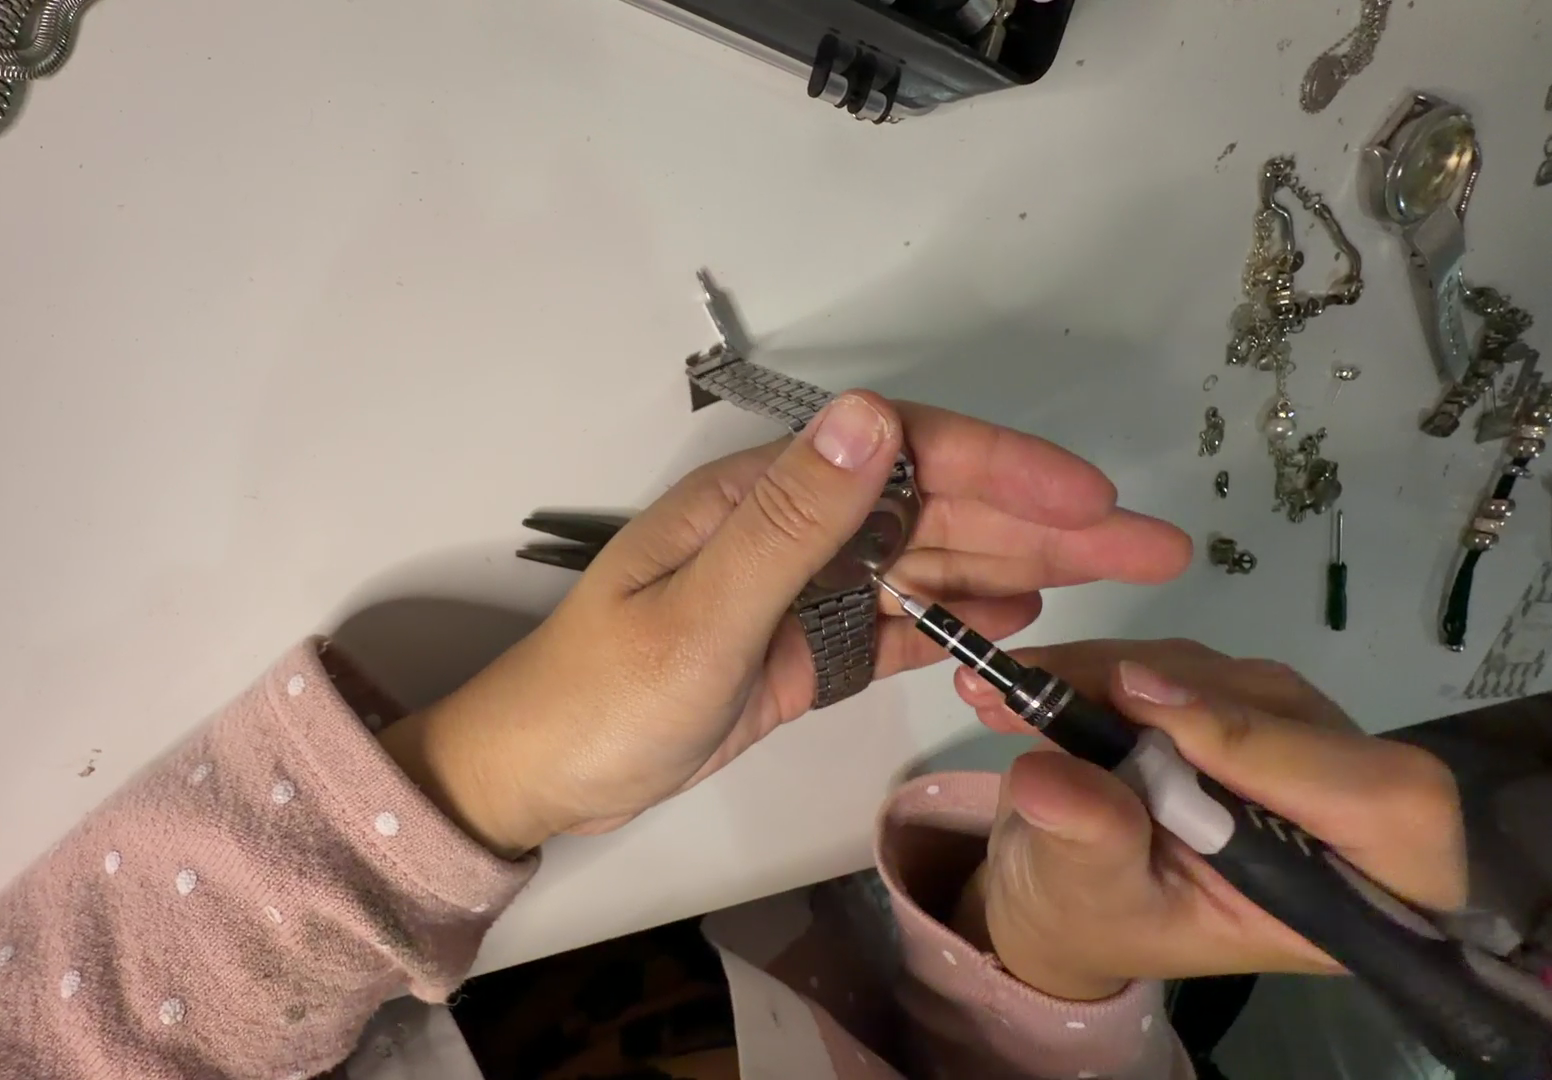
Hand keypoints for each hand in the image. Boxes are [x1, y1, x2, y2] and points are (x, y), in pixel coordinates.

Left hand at [382, 393, 1190, 855]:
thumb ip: (788, 523)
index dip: (995, 467)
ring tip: (1108, 582)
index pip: (892, 456)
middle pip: (923, 510)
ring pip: (917, 567)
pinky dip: (949, 622)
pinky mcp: (801, 652)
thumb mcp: (699, 613)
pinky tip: (1011, 624)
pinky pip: (889, 627)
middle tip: (1150, 546)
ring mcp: (796, 595)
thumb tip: (870, 417)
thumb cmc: (607, 695)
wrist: (550, 773)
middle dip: (1035, 520)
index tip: (1090, 497)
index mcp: (755, 502)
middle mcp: (784, 534)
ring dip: (1010, 568)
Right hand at [948, 639, 1468, 999]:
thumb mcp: (1083, 893)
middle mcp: (1336, 804)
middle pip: (1277, 712)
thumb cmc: (1088, 915)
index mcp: (1349, 887)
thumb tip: (1050, 777)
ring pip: (1211, 672)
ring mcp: (1280, 744)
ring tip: (1001, 691)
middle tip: (1032, 691)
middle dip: (1144, 694)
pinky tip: (1022, 679)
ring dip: (1096, 669)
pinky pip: (1164, 660)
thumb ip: (1087, 839)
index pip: (1372, 797)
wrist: (1053, 885)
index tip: (1136, 701)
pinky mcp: (1220, 704)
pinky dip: (1084, 663)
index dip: (1263, 741)